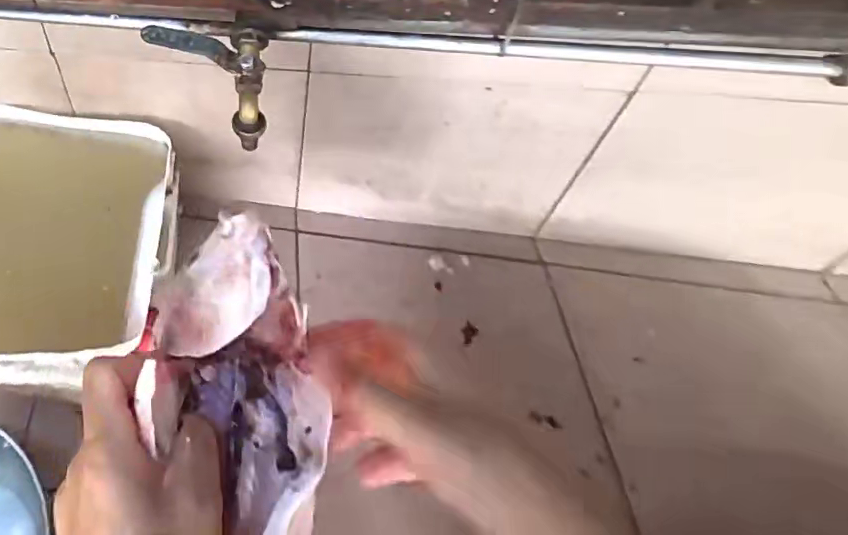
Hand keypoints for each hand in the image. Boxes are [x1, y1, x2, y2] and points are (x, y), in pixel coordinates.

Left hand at [54, 355, 222, 534]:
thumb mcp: (198, 496)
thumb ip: (197, 436)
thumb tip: (192, 411)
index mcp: (100, 450)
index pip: (101, 372)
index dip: (137, 365)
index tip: (174, 383)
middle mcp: (75, 470)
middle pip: (109, 418)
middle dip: (150, 419)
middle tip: (189, 440)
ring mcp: (69, 507)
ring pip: (108, 457)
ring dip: (142, 459)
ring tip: (178, 487)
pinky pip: (102, 491)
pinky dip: (129, 490)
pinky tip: (157, 520)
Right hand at [309, 321, 613, 534]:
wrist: (545, 522)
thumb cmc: (477, 460)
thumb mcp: (415, 424)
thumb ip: (364, 391)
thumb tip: (314, 357)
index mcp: (425, 361)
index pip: (371, 331)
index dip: (337, 334)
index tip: (301, 349)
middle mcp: (431, 381)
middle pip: (375, 369)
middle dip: (340, 383)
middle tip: (306, 400)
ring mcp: (442, 417)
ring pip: (388, 407)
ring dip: (357, 420)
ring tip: (328, 442)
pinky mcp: (452, 453)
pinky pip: (406, 443)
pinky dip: (384, 453)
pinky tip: (366, 476)